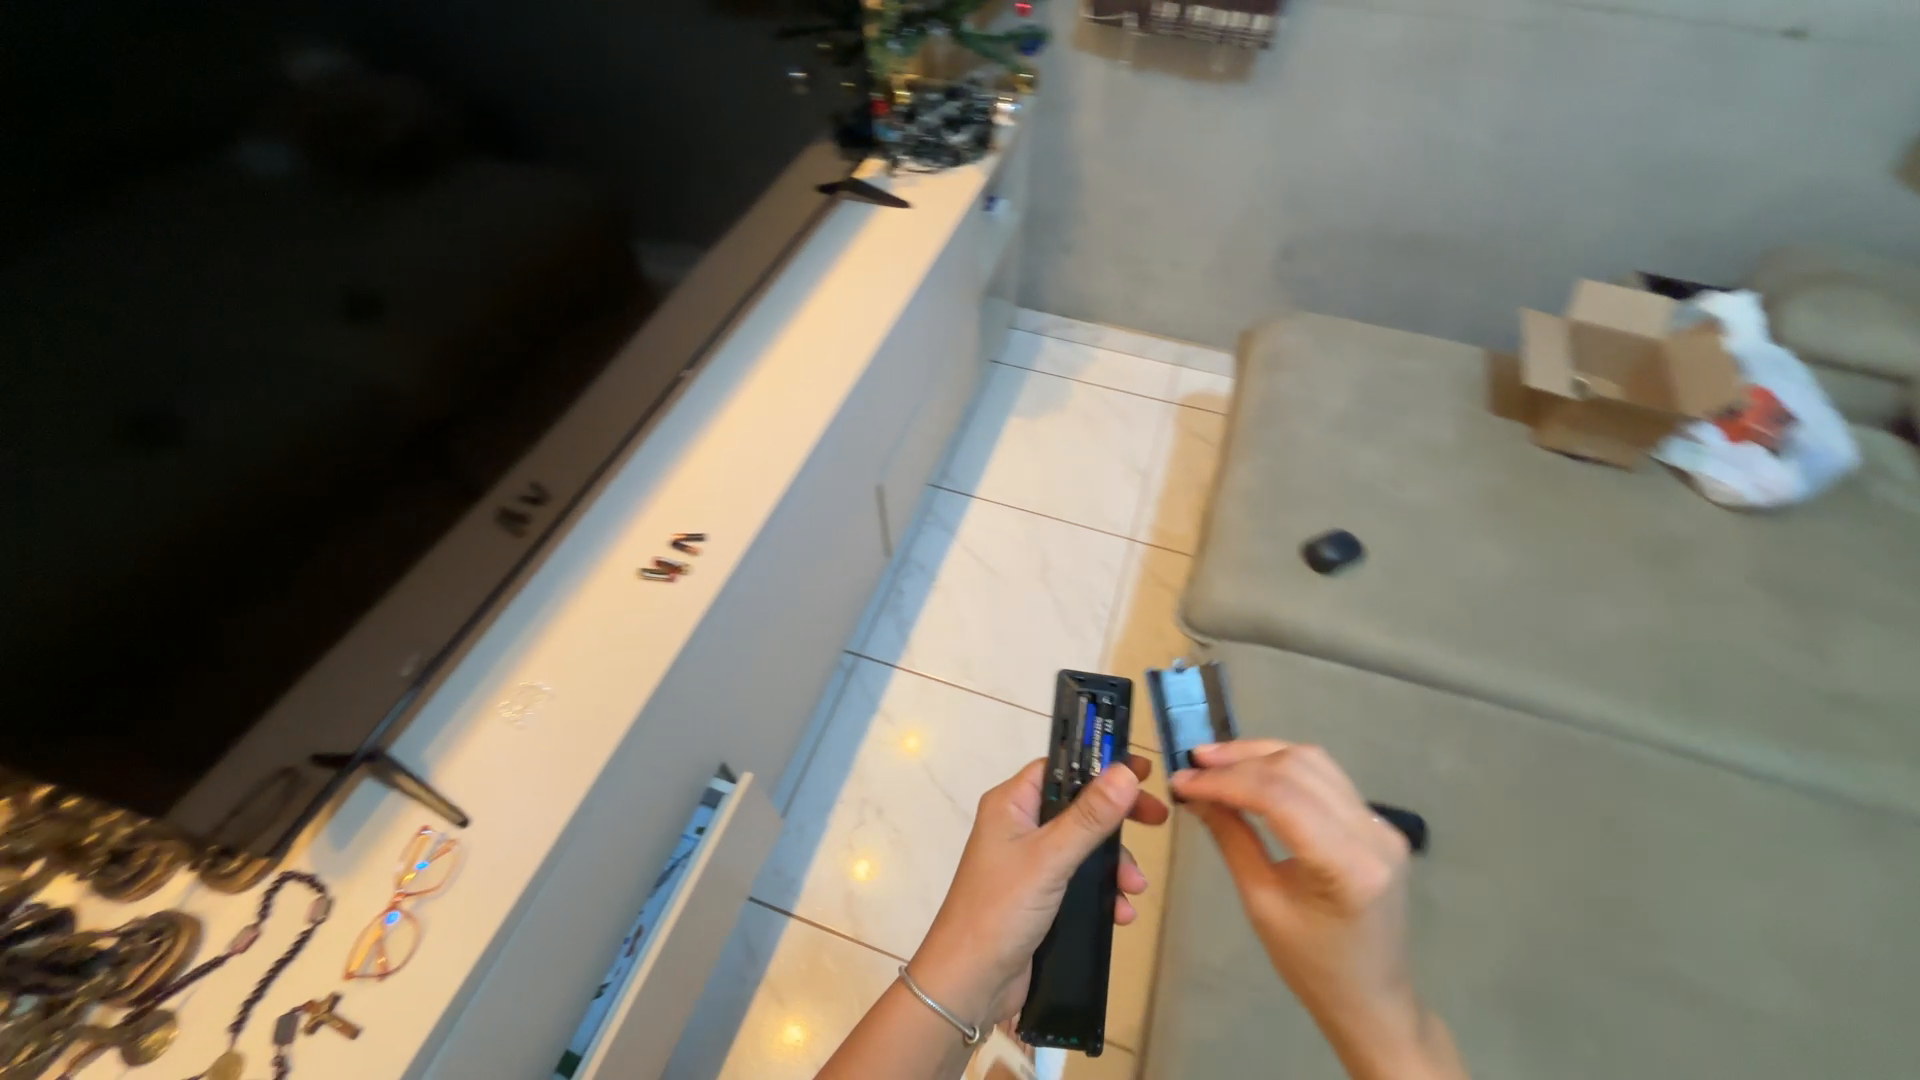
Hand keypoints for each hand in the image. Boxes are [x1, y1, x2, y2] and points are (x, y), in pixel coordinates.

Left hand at [908, 754, 1168, 1026]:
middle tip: (1156, 819)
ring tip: (1134, 889)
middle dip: (1117, 817)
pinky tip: (1120, 914)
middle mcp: (1019, 825)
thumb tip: (1125, 770)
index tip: (1142, 771)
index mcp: (1012, 803)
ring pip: (1084, 846)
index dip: (1100, 765)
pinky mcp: (1040, 895)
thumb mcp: (1051, 858)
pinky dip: (1102, 892)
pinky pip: (1080, 880)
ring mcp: (1030, 861)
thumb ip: (1090, 816)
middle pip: (1079, 805)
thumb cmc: (1002, 907)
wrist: (970, 982)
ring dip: (1114, 864)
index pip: (1061, 767)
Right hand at [1172, 741, 1463, 1078]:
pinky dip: (1283, 768)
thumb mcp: (1260, 902)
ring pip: (1313, 761)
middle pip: (1298, 767)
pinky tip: (1252, 774)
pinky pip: (1326, 777)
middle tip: (1194, 763)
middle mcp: (1372, 834)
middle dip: (1239, 759)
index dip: (1225, 780)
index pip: (1278, 796)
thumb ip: (1231, 837)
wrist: (1372, 1000)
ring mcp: (1381, 826)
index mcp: (1347, 865)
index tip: (1182, 780)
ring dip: (1260, 754)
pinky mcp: (1378, 824)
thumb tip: (1194, 792)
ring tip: (1216, 761)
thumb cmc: (1311, 964)